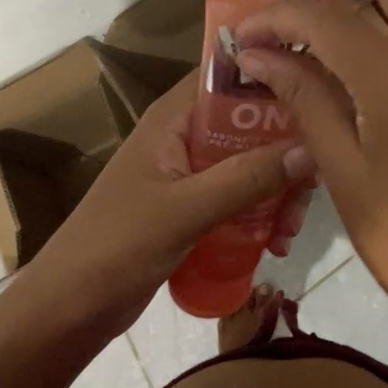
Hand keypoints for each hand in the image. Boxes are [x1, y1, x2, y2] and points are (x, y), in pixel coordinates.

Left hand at [22, 70, 316, 336]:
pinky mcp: (195, 204)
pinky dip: (264, 212)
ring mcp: (192, 170)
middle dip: (287, 149)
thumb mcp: (185, 212)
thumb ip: (247, 179)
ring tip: (291, 229)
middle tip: (311, 188)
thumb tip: (312, 149)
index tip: (322, 98)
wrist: (65, 314)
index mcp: (176, 116)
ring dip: (279, 188)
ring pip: (253, 160)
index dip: (278, 77)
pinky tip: (276, 242)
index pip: (234, 73)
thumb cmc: (115, 248)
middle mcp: (187, 133)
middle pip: (253, 120)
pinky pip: (243, 193)